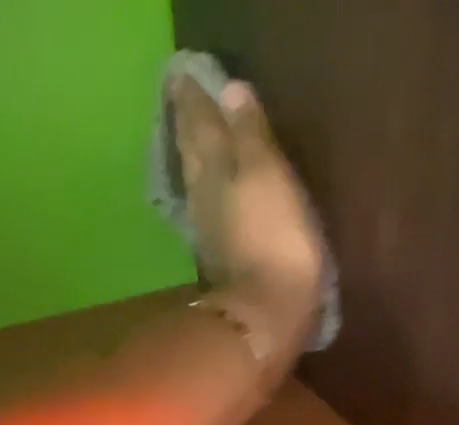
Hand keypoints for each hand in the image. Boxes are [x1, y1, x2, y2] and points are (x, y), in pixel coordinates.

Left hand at [171, 75, 323, 369]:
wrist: (267, 315)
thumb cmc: (275, 241)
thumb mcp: (269, 177)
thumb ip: (249, 135)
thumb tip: (229, 90)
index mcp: (216, 170)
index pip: (202, 125)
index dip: (196, 100)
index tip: (186, 75)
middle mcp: (204, 196)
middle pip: (194, 152)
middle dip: (190, 125)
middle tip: (183, 99)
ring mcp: (209, 231)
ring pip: (197, 181)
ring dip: (195, 157)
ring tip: (195, 137)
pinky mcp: (222, 260)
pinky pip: (210, 211)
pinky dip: (207, 192)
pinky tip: (211, 194)